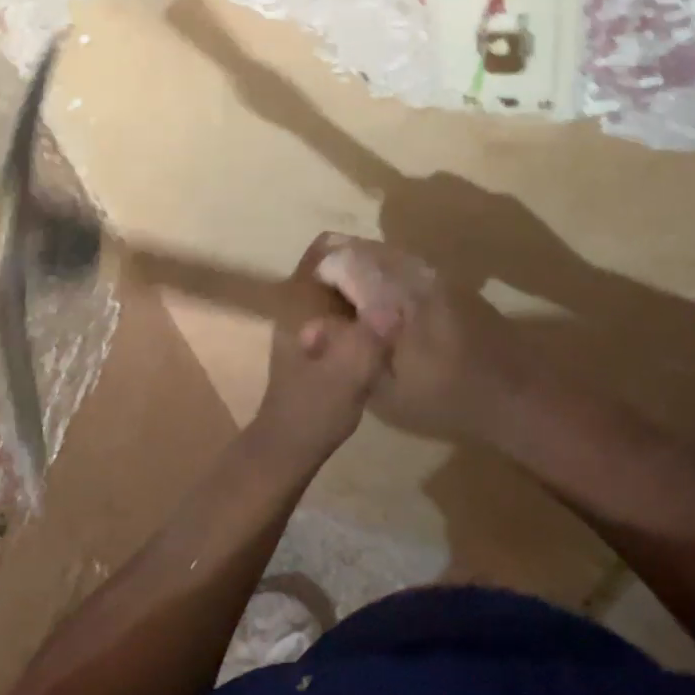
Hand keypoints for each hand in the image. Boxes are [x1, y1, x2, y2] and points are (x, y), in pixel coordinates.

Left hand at [251, 238, 396, 451]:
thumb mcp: (350, 373)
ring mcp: (302, 322)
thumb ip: (371, 337)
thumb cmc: (314, 407)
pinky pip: (341, 313)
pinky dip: (361, 314)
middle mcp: (295, 302)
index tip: (390, 260)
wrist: (288, 446)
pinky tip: (388, 327)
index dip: (357, 248)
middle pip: (334, 266)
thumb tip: (397, 306)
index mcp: (298, 300)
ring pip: (338, 290)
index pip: (324, 249)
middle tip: (406, 278)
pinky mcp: (313, 342)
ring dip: (366, 292)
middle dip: (367, 269)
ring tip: (404, 299)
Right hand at [312, 234, 555, 441]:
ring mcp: (430, 270)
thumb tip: (305, 327)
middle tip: (325, 310)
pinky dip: (379, 276)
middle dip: (331, 270)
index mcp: (390, 292)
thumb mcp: (386, 388)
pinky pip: (399, 262)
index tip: (311, 311)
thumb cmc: (446, 397)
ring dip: (355, 271)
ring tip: (350, 313)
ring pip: (377, 251)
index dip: (314, 280)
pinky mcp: (446, 278)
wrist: (516, 392)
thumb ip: (344, 350)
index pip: (336, 259)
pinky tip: (383, 314)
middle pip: (354, 246)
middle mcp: (409, 269)